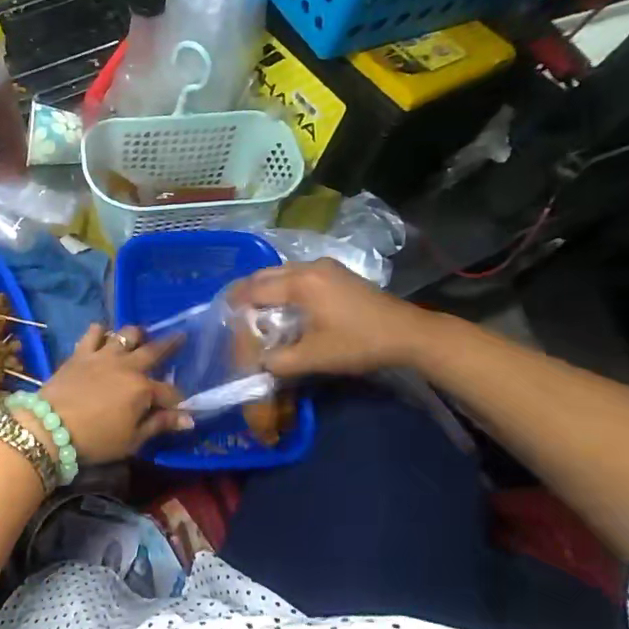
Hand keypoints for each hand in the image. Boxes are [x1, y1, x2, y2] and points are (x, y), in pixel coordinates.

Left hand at [29, 324, 188, 463]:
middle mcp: (128, 366)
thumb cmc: (95, 440)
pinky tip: (103, 335)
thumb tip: (188, 419)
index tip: (181, 406)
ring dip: (136, 334)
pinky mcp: (81, 353)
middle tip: (181, 336)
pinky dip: (101, 332)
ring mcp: (104, 355)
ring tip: (140, 335)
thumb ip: (159, 425)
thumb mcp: (132, 440)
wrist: (49, 428)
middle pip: (155, 351)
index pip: (170, 392)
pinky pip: (94, 332)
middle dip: (171, 345)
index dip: (177, 400)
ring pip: (126, 334)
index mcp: (143, 389)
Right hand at [228, 261, 436, 376]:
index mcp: (300, 283)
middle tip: (233, 315)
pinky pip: (298, 274)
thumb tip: (259, 362)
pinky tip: (284, 306)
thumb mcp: (315, 358)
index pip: (255, 290)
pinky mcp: (337, 273)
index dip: (236, 305)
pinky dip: (284, 287)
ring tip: (255, 313)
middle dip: (246, 293)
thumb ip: (279, 361)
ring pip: (282, 272)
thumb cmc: (358, 344)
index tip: (222, 319)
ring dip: (266, 289)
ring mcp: (325, 266)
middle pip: (265, 275)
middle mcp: (309, 266)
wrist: (406, 333)